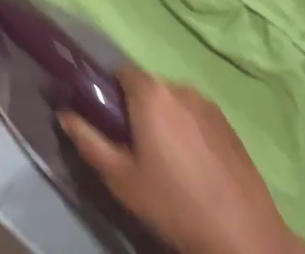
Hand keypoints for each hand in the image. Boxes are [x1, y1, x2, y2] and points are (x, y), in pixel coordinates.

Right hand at [61, 68, 304, 253]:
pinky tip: (189, 166)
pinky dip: (185, 130)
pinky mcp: (229, 124)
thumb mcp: (119, 177)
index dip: (106, 91)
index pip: (119, 71)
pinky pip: (195, 116)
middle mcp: (181, 87)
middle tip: (129, 147)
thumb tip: (64, 113)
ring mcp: (209, 104)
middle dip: (134, 109)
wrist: (239, 233)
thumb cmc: (171, 202)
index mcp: (152, 93)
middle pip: (147, 87)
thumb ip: (87, 139)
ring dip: (161, 119)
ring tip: (162, 161)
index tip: (103, 119)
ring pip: (172, 102)